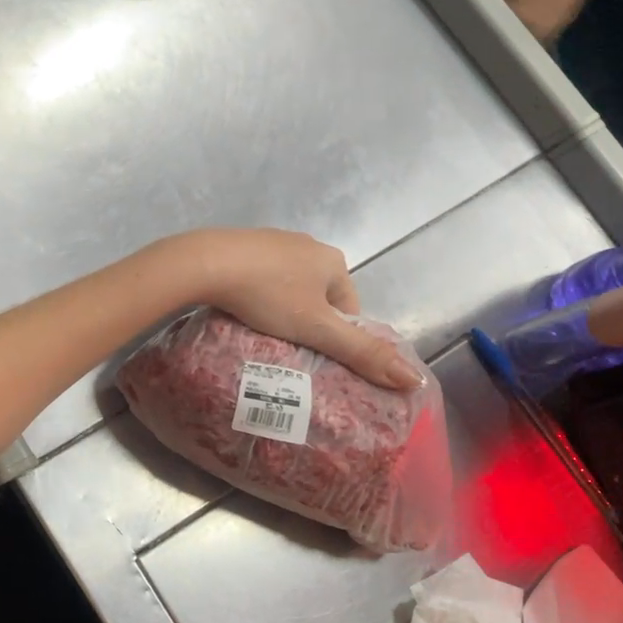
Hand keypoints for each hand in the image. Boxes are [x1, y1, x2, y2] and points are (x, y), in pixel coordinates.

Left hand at [174, 229, 426, 391]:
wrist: (207, 263)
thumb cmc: (267, 296)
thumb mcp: (317, 329)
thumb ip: (362, 354)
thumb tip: (414, 380)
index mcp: (334, 261)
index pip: (350, 309)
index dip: (337, 338)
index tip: (314, 358)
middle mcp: (309, 244)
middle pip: (320, 297)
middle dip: (309, 323)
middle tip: (287, 349)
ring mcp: (274, 242)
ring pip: (289, 286)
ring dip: (282, 309)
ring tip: (263, 333)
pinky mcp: (243, 245)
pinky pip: (261, 276)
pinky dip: (257, 295)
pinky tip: (242, 309)